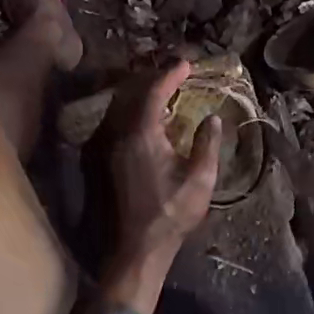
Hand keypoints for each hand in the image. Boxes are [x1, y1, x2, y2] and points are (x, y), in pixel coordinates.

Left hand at [107, 61, 221, 273]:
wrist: (135, 248)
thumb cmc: (171, 214)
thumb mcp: (200, 180)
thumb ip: (207, 144)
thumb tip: (212, 119)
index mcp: (141, 134)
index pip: (154, 92)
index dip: (171, 74)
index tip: (187, 64)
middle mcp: (118, 133)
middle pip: (133, 92)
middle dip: (155, 78)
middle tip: (177, 73)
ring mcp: (105, 146)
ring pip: (121, 105)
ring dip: (142, 93)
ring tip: (165, 90)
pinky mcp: (101, 159)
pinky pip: (116, 120)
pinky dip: (133, 109)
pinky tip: (149, 117)